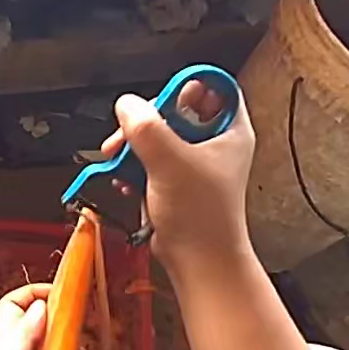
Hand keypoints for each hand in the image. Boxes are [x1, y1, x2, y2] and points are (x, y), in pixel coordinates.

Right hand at [102, 79, 255, 270]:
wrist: (197, 261)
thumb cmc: (203, 218)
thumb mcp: (171, 162)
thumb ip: (147, 128)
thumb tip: (127, 104)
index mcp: (230, 131)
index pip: (214, 88)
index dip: (187, 88)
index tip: (162, 101)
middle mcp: (213, 143)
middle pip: (176, 109)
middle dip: (146, 119)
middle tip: (129, 132)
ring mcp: (192, 162)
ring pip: (158, 134)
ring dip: (133, 142)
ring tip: (118, 156)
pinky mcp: (172, 180)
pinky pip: (148, 158)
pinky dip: (133, 164)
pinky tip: (124, 177)